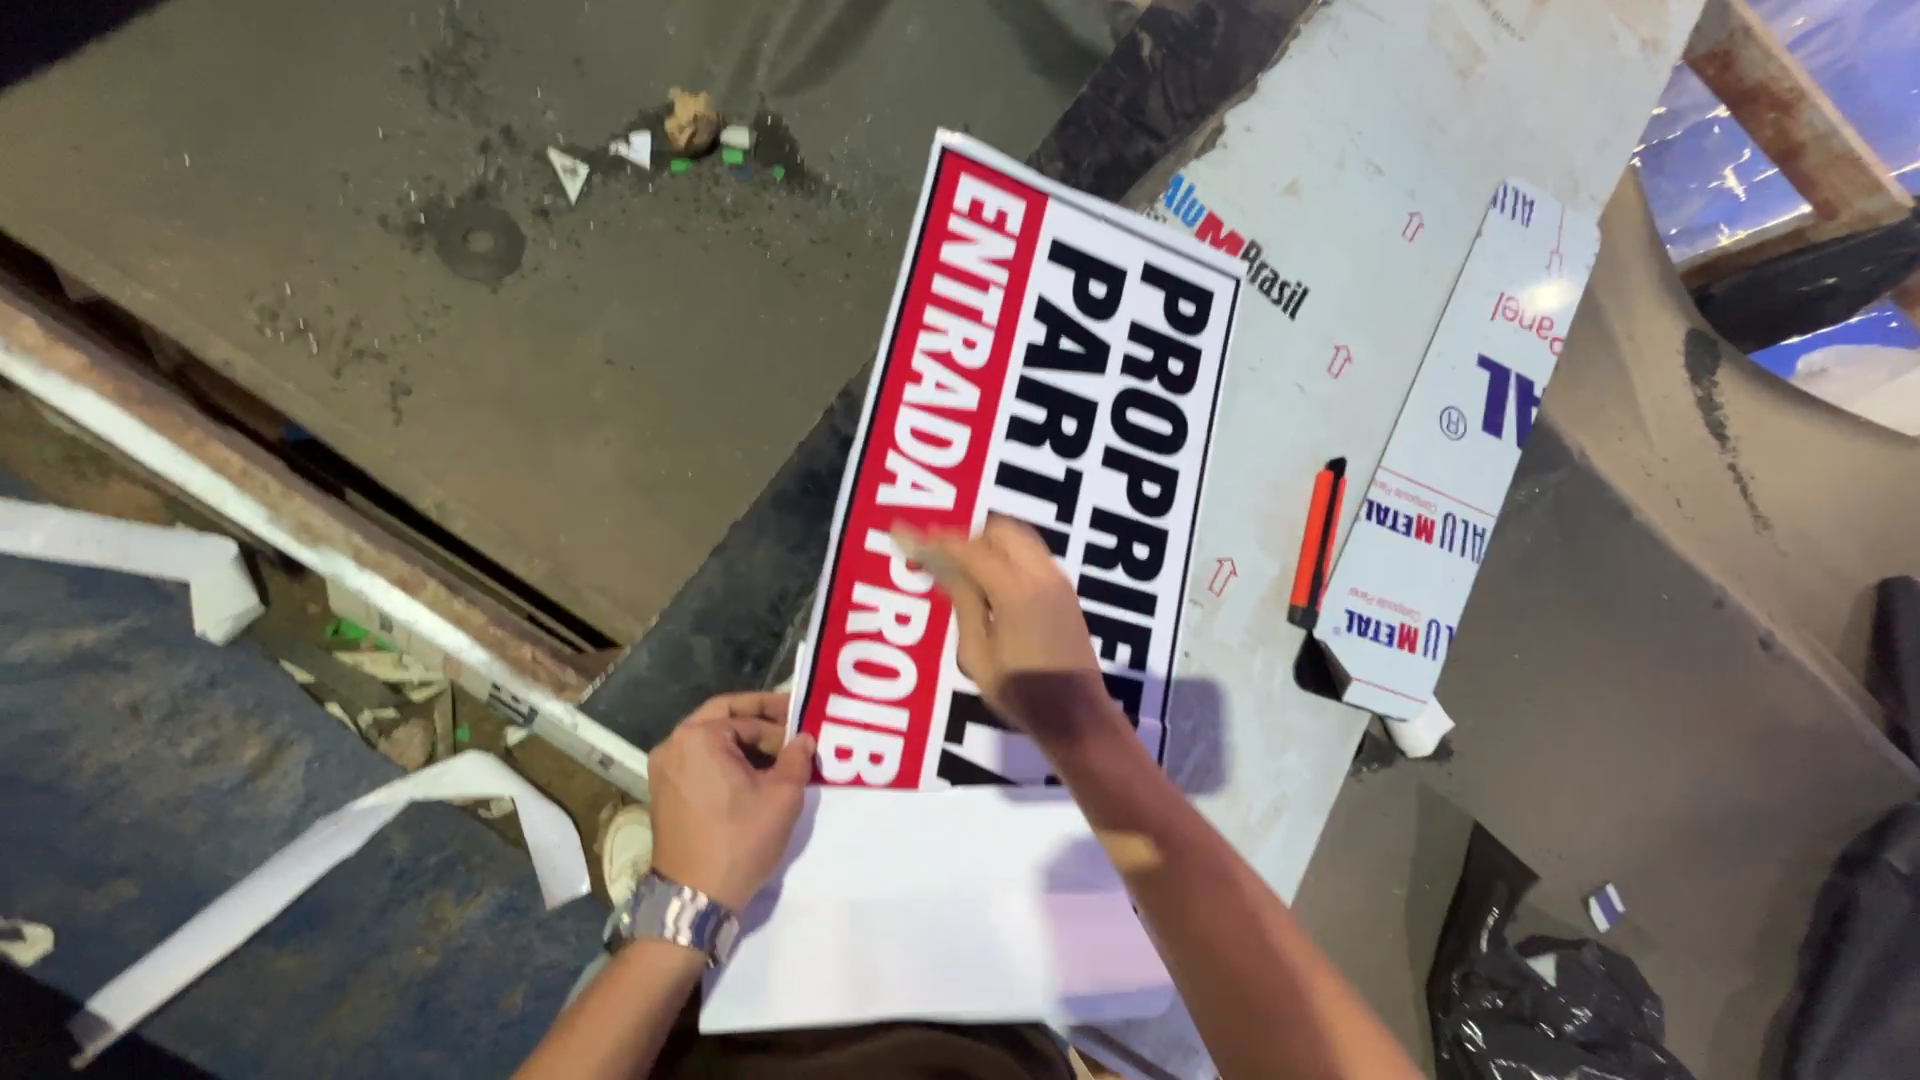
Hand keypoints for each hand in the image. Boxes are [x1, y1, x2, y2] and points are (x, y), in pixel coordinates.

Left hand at [647, 691, 815, 910]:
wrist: (694, 897)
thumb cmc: (740, 840)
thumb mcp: (782, 796)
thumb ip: (798, 758)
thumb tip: (804, 739)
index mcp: (699, 736)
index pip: (751, 720)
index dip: (783, 730)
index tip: (807, 738)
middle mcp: (673, 743)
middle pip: (724, 715)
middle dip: (760, 718)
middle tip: (792, 725)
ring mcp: (664, 767)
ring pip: (710, 737)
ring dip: (743, 740)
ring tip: (777, 754)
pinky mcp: (664, 789)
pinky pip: (698, 758)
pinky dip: (725, 758)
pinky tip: (751, 774)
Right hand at [893, 516, 1127, 743]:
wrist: (1077, 716)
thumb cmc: (1021, 694)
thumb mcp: (977, 655)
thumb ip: (963, 604)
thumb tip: (944, 568)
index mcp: (1015, 591)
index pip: (967, 550)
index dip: (933, 541)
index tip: (903, 533)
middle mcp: (1041, 574)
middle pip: (998, 530)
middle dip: (965, 537)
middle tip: (938, 557)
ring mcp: (1058, 580)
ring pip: (1018, 538)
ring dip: (988, 544)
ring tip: (961, 570)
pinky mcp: (1066, 591)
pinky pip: (1031, 555)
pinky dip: (1006, 556)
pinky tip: (988, 584)